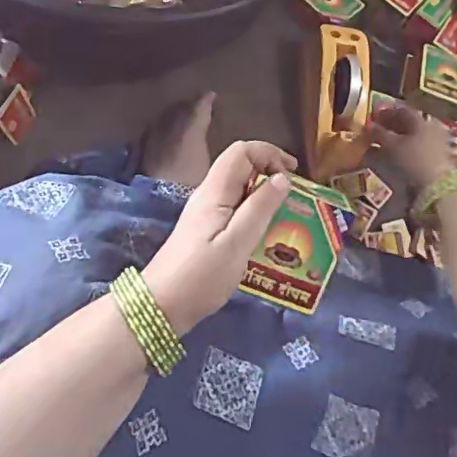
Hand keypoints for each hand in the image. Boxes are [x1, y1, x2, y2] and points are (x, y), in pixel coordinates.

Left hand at [142, 141, 297, 331]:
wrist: (162, 305)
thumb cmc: (201, 276)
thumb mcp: (237, 243)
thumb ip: (260, 208)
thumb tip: (282, 178)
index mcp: (215, 191)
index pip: (241, 151)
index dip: (269, 153)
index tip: (293, 173)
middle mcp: (208, 194)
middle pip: (240, 164)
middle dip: (269, 169)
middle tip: (294, 192)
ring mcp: (204, 211)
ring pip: (238, 185)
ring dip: (263, 190)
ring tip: (285, 211)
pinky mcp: (205, 228)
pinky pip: (234, 205)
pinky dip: (253, 208)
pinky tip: (264, 230)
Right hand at [368, 104, 455, 188]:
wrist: (438, 185)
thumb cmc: (414, 159)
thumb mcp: (393, 145)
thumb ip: (379, 133)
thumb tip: (368, 126)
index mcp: (421, 120)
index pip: (401, 111)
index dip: (385, 113)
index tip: (373, 117)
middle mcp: (431, 127)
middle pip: (408, 123)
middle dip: (391, 125)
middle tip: (376, 130)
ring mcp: (437, 142)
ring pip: (413, 135)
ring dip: (398, 137)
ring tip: (383, 144)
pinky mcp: (438, 157)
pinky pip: (418, 147)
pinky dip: (406, 147)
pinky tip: (396, 154)